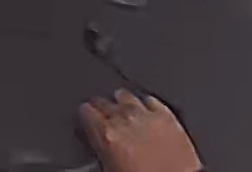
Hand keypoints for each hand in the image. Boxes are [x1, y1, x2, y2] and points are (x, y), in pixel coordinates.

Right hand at [80, 90, 201, 171]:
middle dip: (101, 109)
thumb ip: (102, 154)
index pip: (86, 112)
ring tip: (123, 110)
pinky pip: (151, 101)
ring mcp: (146, 114)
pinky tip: (146, 110)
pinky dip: (146, 105)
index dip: (85, 116)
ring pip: (126, 96)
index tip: (86, 118)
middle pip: (103, 102)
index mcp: (106, 135)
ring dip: (123, 104)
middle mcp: (123, 119)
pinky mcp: (167, 116)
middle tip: (103, 118)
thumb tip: (100, 152)